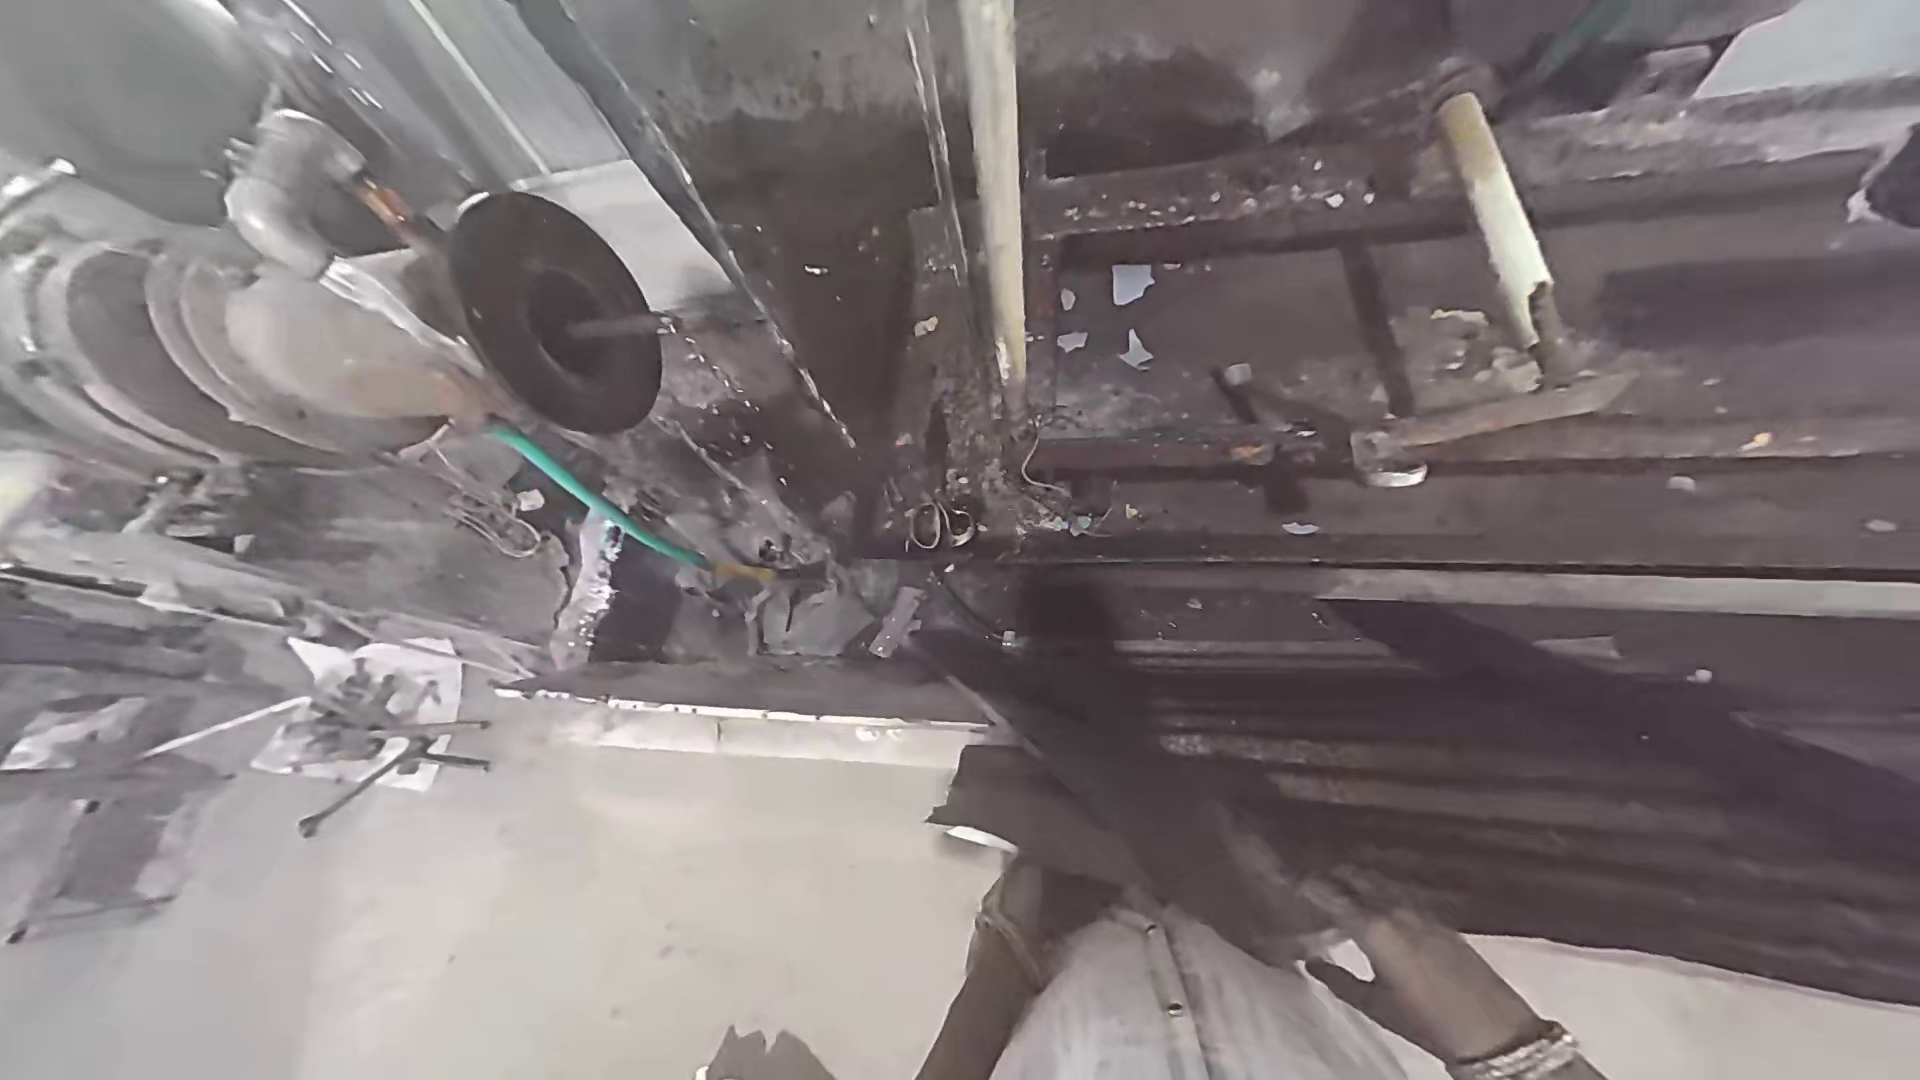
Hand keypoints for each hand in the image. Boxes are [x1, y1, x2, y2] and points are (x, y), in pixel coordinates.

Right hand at [1302, 877, 1542, 1062]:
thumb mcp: (1378, 1006)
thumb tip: (1311, 961)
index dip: (1303, 883)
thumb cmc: (1429, 1023)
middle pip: (1349, 875)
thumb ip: (1339, 980)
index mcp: (1371, 927)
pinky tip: (1373, 903)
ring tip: (1337, 888)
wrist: (1499, 1035)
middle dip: (1326, 873)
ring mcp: (1416, 908)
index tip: (1286, 881)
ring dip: (1352, 878)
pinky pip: (1395, 891)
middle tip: (1308, 882)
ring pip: (1374, 879)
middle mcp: (1390, 907)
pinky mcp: (1434, 916)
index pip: (1326, 891)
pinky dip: (1375, 889)